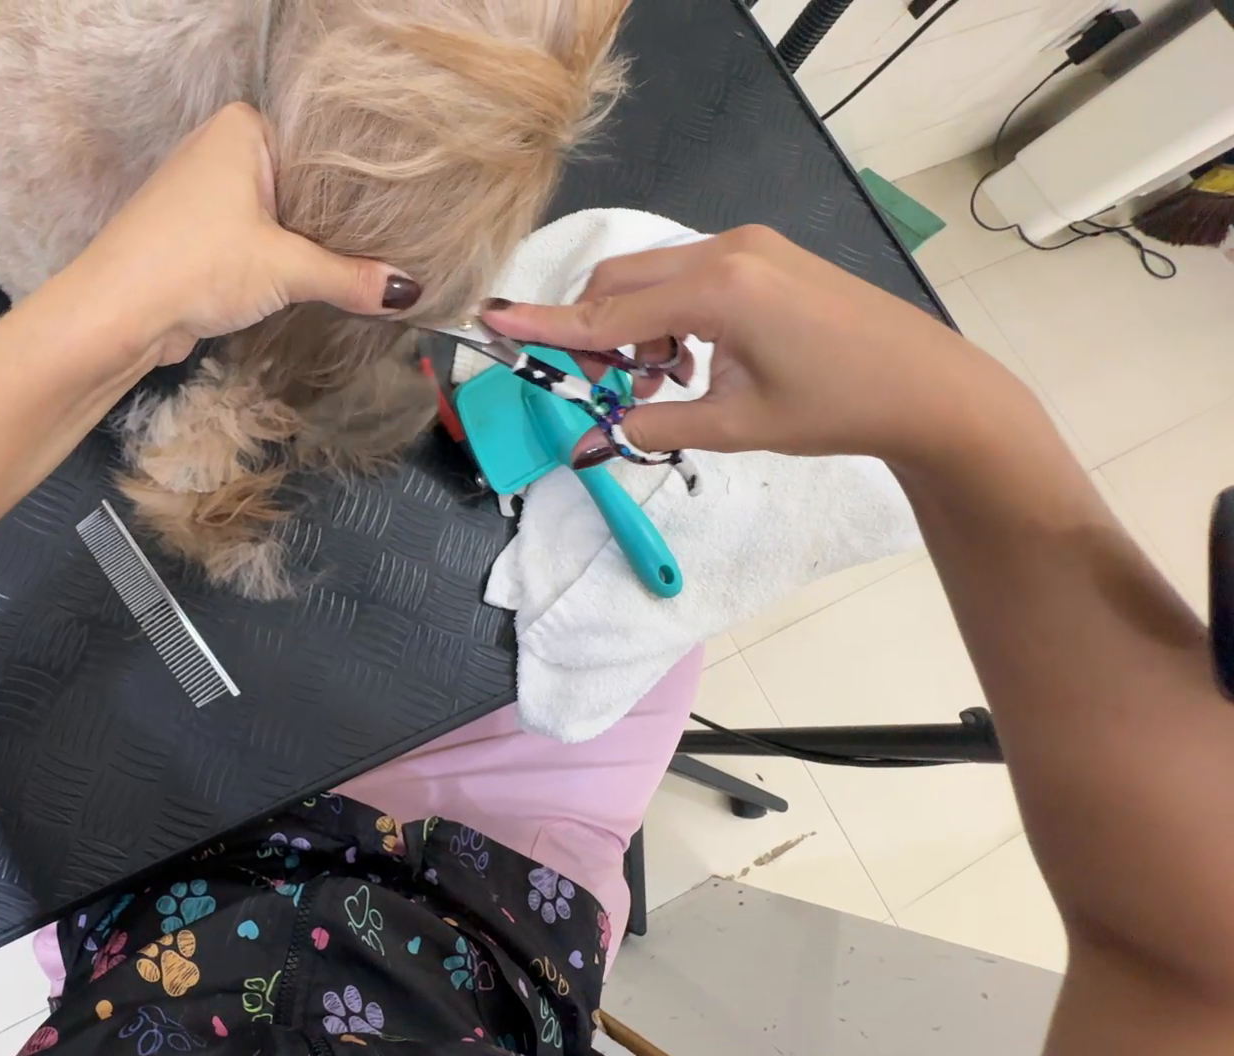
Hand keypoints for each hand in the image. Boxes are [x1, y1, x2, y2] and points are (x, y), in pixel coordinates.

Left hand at [58, 103, 420, 368]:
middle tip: (399, 249)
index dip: (365, 190)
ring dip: (312, 250)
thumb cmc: (196, 265)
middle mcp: (225, 151)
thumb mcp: (284, 269)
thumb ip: (349, 278)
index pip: (325, 149)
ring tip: (371, 267)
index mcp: (245, 129)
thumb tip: (410, 294)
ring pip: (281, 220)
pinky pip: (259, 244)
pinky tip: (321, 282)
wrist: (117, 314)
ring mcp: (210, 196)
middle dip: (340, 226)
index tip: (407, 217)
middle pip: (305, 187)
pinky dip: (284, 264)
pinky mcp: (201, 238)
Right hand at [480, 226, 1033, 468]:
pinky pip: (679, 278)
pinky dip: (662, 318)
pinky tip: (692, 356)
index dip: (544, 323)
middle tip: (617, 388)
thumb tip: (589, 441)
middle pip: (616, 281)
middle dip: (595, 333)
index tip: (491, 319)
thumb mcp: (731, 426)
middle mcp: (726, 251)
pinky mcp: (758, 256)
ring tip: (665, 378)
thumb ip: (650, 426)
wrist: (933, 388)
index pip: (606, 310)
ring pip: (645, 278)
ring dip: (631, 328)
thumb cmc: (837, 408)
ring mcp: (745, 247)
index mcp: (719, 289)